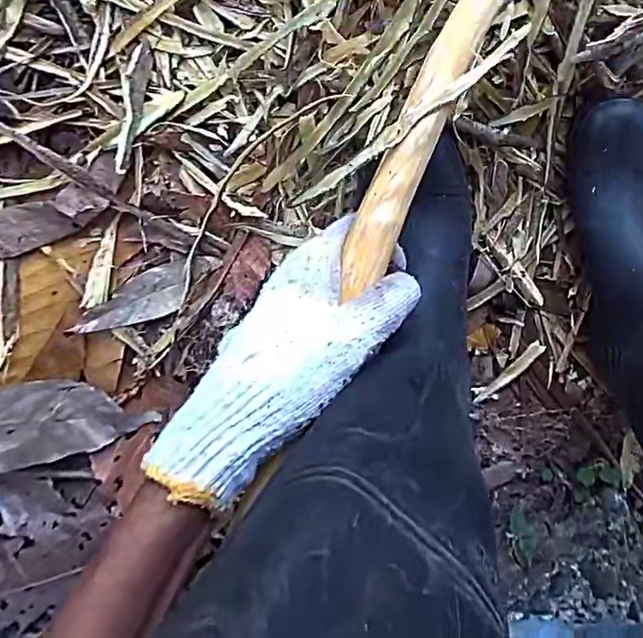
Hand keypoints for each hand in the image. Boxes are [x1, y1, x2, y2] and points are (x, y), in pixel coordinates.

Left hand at [141, 216, 419, 509]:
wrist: (234, 416)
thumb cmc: (293, 367)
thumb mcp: (358, 332)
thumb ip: (389, 302)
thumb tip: (408, 284)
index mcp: (313, 257)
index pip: (356, 226)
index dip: (384, 243)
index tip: (398, 273)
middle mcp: (293, 271)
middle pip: (346, 262)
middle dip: (369, 287)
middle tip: (380, 320)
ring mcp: (278, 301)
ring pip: (331, 294)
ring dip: (350, 317)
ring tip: (353, 351)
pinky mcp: (270, 331)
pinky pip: (313, 321)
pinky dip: (328, 336)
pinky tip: (328, 368)